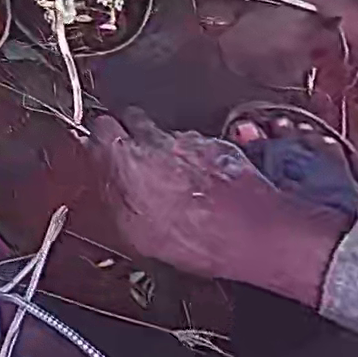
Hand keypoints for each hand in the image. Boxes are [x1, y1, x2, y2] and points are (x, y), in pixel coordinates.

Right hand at [87, 109, 350, 307]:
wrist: (257, 233)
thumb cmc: (197, 238)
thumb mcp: (136, 231)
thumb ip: (113, 194)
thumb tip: (102, 178)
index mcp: (128, 156)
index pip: (100, 127)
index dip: (100, 138)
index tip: (101, 150)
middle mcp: (156, 138)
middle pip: (131, 118)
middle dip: (129, 133)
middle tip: (133, 158)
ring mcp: (188, 137)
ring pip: (163, 133)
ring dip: (163, 148)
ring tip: (172, 179)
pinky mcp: (216, 143)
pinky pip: (195, 143)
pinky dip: (193, 157)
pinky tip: (201, 183)